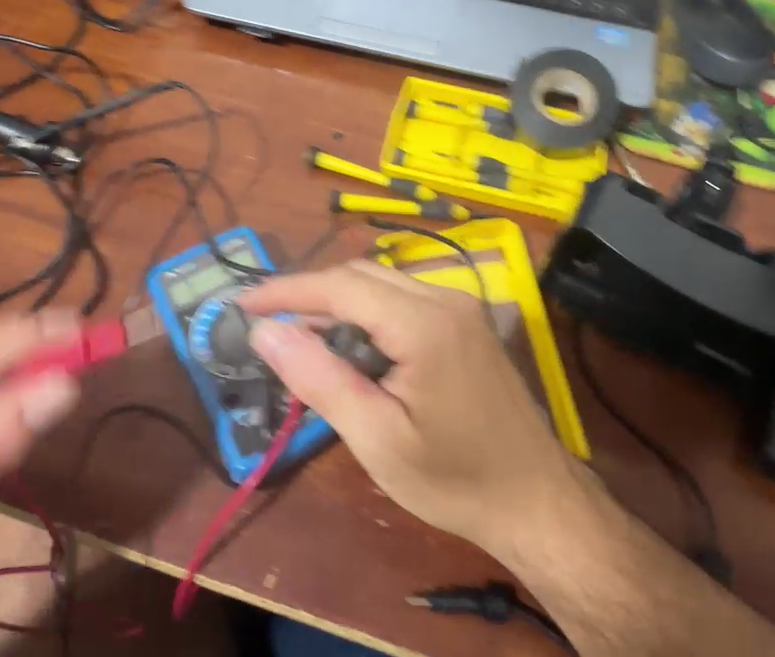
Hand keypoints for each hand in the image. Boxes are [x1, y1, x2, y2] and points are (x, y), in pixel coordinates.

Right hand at [240, 261, 582, 556]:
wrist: (534, 498)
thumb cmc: (453, 478)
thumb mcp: (377, 438)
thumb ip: (320, 378)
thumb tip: (267, 332)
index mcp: (424, 323)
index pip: (341, 285)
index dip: (287, 291)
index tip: (241, 305)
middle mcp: (446, 299)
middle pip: (362, 276)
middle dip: (309, 295)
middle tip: (264, 327)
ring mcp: (462, 308)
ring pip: (383, 284)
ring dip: (338, 303)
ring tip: (297, 339)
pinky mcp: (468, 323)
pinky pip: (405, 300)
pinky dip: (367, 313)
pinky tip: (349, 348)